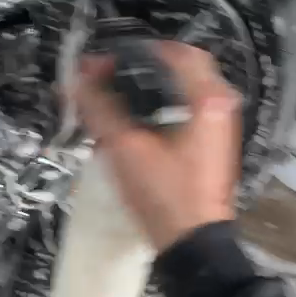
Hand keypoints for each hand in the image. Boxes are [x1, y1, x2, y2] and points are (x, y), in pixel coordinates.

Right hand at [70, 41, 242, 251]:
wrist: (192, 244)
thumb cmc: (163, 194)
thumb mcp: (125, 149)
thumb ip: (99, 109)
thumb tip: (76, 80)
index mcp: (206, 99)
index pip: (173, 53)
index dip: (134, 52)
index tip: (103, 65)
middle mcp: (220, 106)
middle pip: (180, 69)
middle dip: (141, 70)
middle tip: (107, 80)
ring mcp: (220, 127)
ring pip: (182, 92)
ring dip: (149, 91)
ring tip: (114, 102)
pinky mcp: (213, 146)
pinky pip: (186, 112)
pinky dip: (160, 110)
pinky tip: (133, 127)